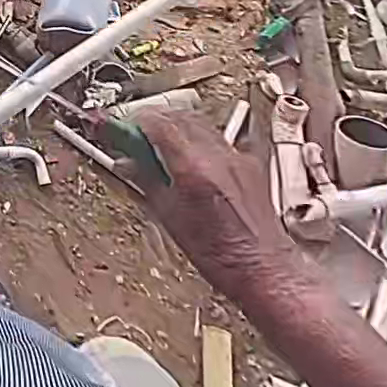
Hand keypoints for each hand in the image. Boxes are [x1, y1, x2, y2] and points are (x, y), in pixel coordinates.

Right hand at [129, 110, 302, 304]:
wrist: (262, 269)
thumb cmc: (220, 255)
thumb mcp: (169, 217)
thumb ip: (146, 181)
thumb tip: (128, 163)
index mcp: (193, 169)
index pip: (159, 125)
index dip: (137, 123)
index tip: (124, 129)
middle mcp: (217, 156)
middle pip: (179, 117)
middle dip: (154, 121)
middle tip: (137, 135)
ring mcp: (236, 157)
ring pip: (200, 123)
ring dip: (176, 126)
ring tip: (161, 145)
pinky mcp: (248, 162)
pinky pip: (218, 138)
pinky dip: (198, 139)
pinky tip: (191, 158)